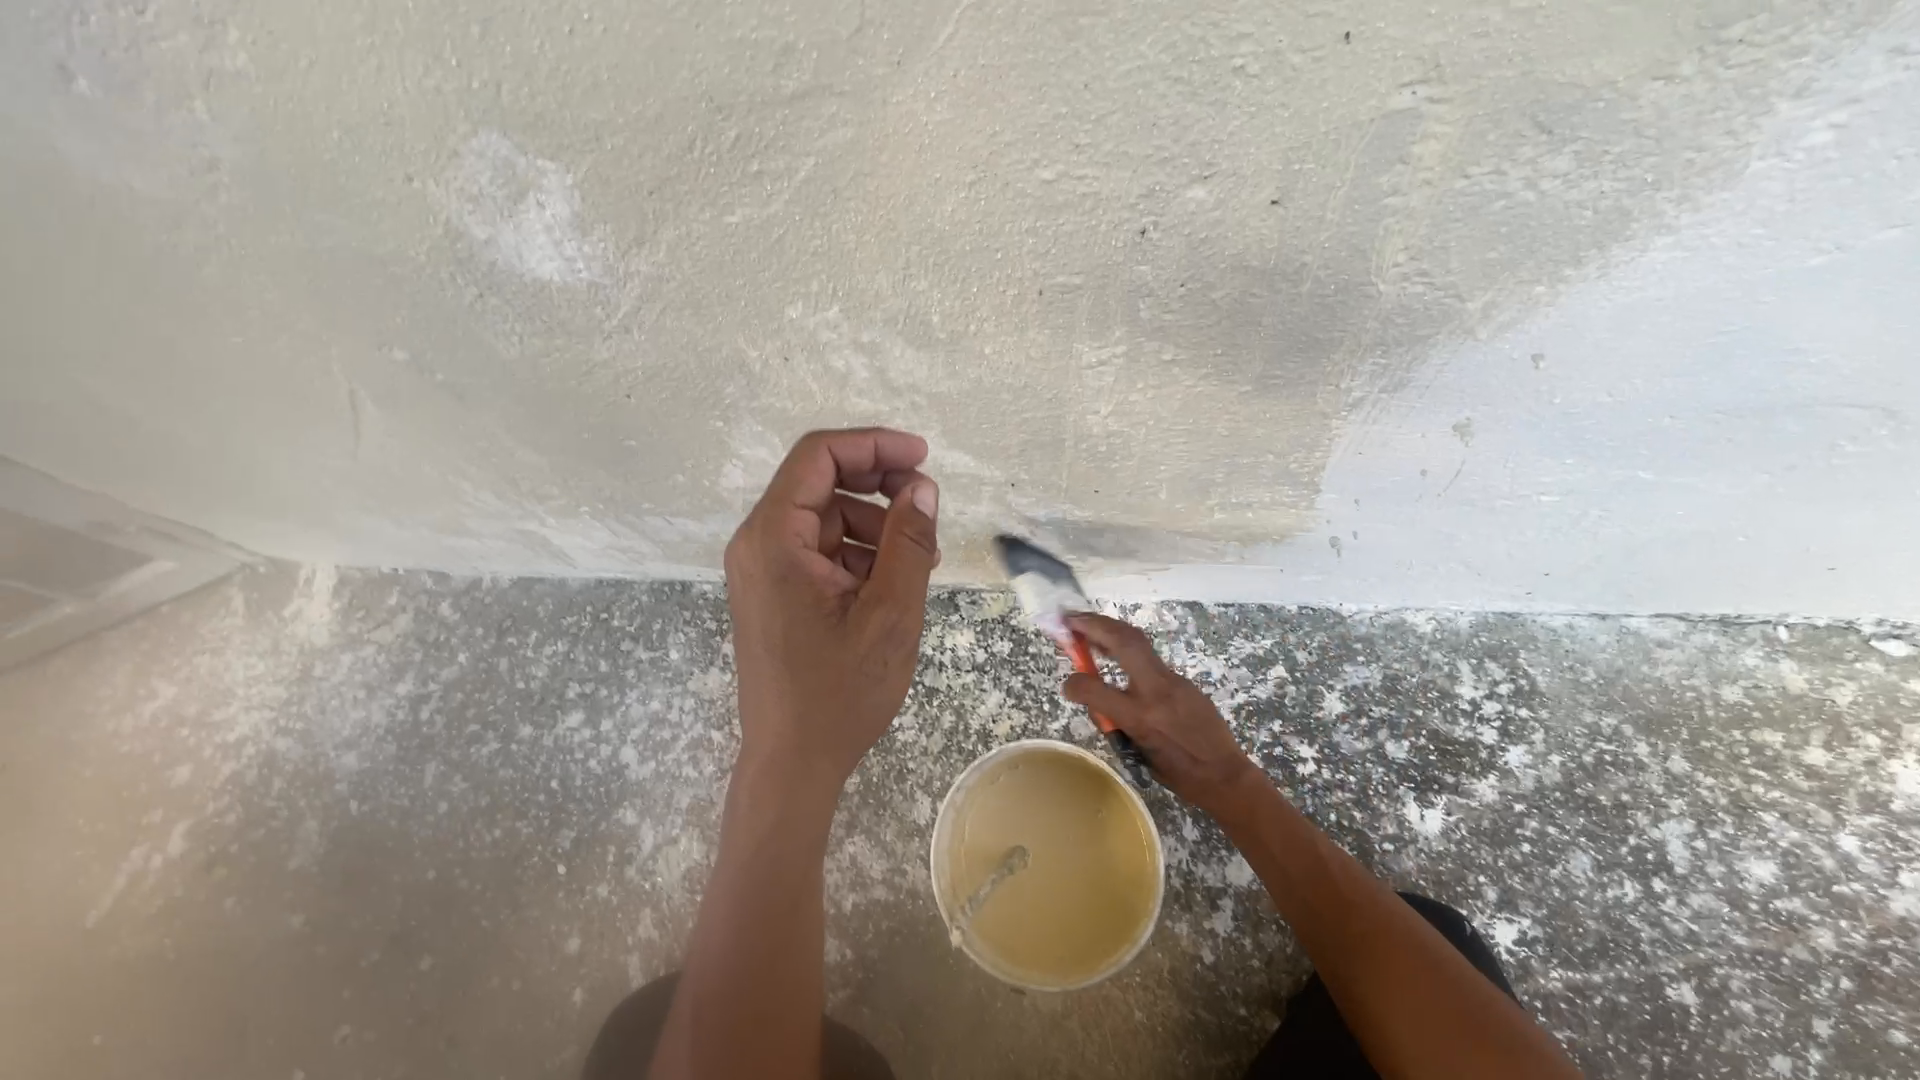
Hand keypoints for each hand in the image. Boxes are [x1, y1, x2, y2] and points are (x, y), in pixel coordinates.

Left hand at [724, 428, 940, 786]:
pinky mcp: (774, 593)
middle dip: (878, 484)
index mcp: (774, 539)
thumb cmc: (840, 693)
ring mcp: (762, 570)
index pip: (818, 456)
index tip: (922, 457)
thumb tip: (922, 488)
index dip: (873, 445)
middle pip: (819, 483)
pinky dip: (858, 554)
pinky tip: (892, 581)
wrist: (793, 762)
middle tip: (927, 505)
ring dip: (873, 524)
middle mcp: (757, 544)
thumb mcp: (891, 614)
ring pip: (823, 518)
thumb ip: (909, 542)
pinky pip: (818, 551)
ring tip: (920, 556)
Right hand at [1061, 612, 1267, 817]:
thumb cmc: (1177, 774)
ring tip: (1087, 627)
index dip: (1074, 683)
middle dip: (1094, 624)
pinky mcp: (1184, 681)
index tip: (1067, 685)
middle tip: (1070, 619)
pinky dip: (1128, 651)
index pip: (1094, 689)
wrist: (1224, 774)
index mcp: (1140, 718)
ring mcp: (1174, 681)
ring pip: (1139, 642)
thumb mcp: (1135, 753)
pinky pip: (1151, 660)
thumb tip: (1092, 695)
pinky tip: (1117, 654)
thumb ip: (1113, 720)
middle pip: (1124, 642)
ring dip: (1110, 630)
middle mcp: (1157, 692)